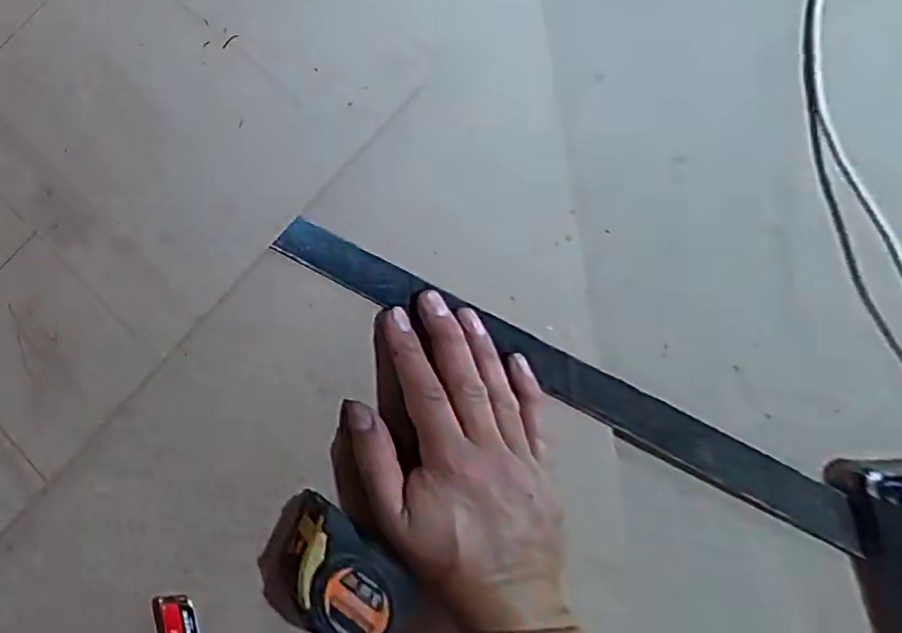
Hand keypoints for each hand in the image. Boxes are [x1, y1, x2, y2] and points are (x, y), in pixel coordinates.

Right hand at [342, 291, 574, 631]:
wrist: (515, 607)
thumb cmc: (443, 557)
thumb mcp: (392, 518)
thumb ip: (374, 461)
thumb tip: (358, 408)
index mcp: (451, 459)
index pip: (424, 390)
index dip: (406, 349)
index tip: (393, 315)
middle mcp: (490, 452)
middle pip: (465, 381)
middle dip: (445, 334)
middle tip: (431, 298)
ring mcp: (523, 461)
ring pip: (502, 393)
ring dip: (482, 349)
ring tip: (467, 314)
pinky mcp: (543, 473)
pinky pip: (537, 422)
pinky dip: (528, 387)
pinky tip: (517, 359)